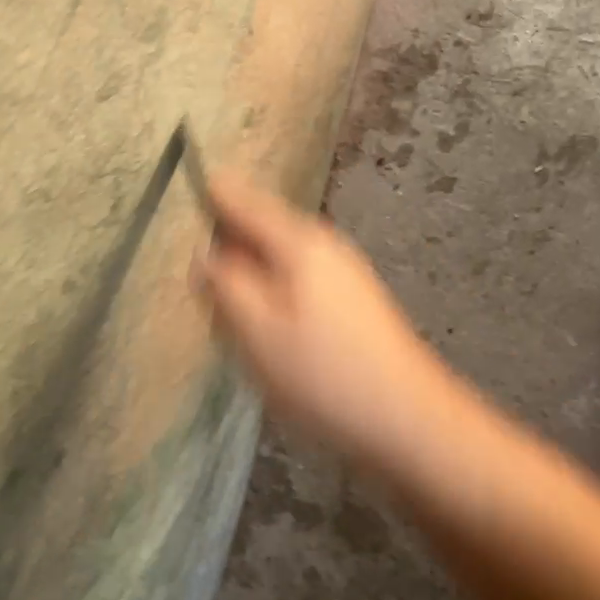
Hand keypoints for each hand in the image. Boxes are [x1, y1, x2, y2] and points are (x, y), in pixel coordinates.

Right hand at [191, 171, 452, 467]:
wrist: (406, 418)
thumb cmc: (322, 373)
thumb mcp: (256, 330)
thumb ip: (225, 284)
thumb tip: (204, 252)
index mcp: (299, 242)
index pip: (247, 203)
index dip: (216, 195)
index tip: (192, 182)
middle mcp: (325, 247)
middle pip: (266, 230)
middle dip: (232, 245)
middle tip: (201, 272)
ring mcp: (345, 275)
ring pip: (282, 262)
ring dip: (252, 278)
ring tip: (230, 310)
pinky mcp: (355, 305)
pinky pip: (299, 285)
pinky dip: (275, 297)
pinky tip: (269, 332)